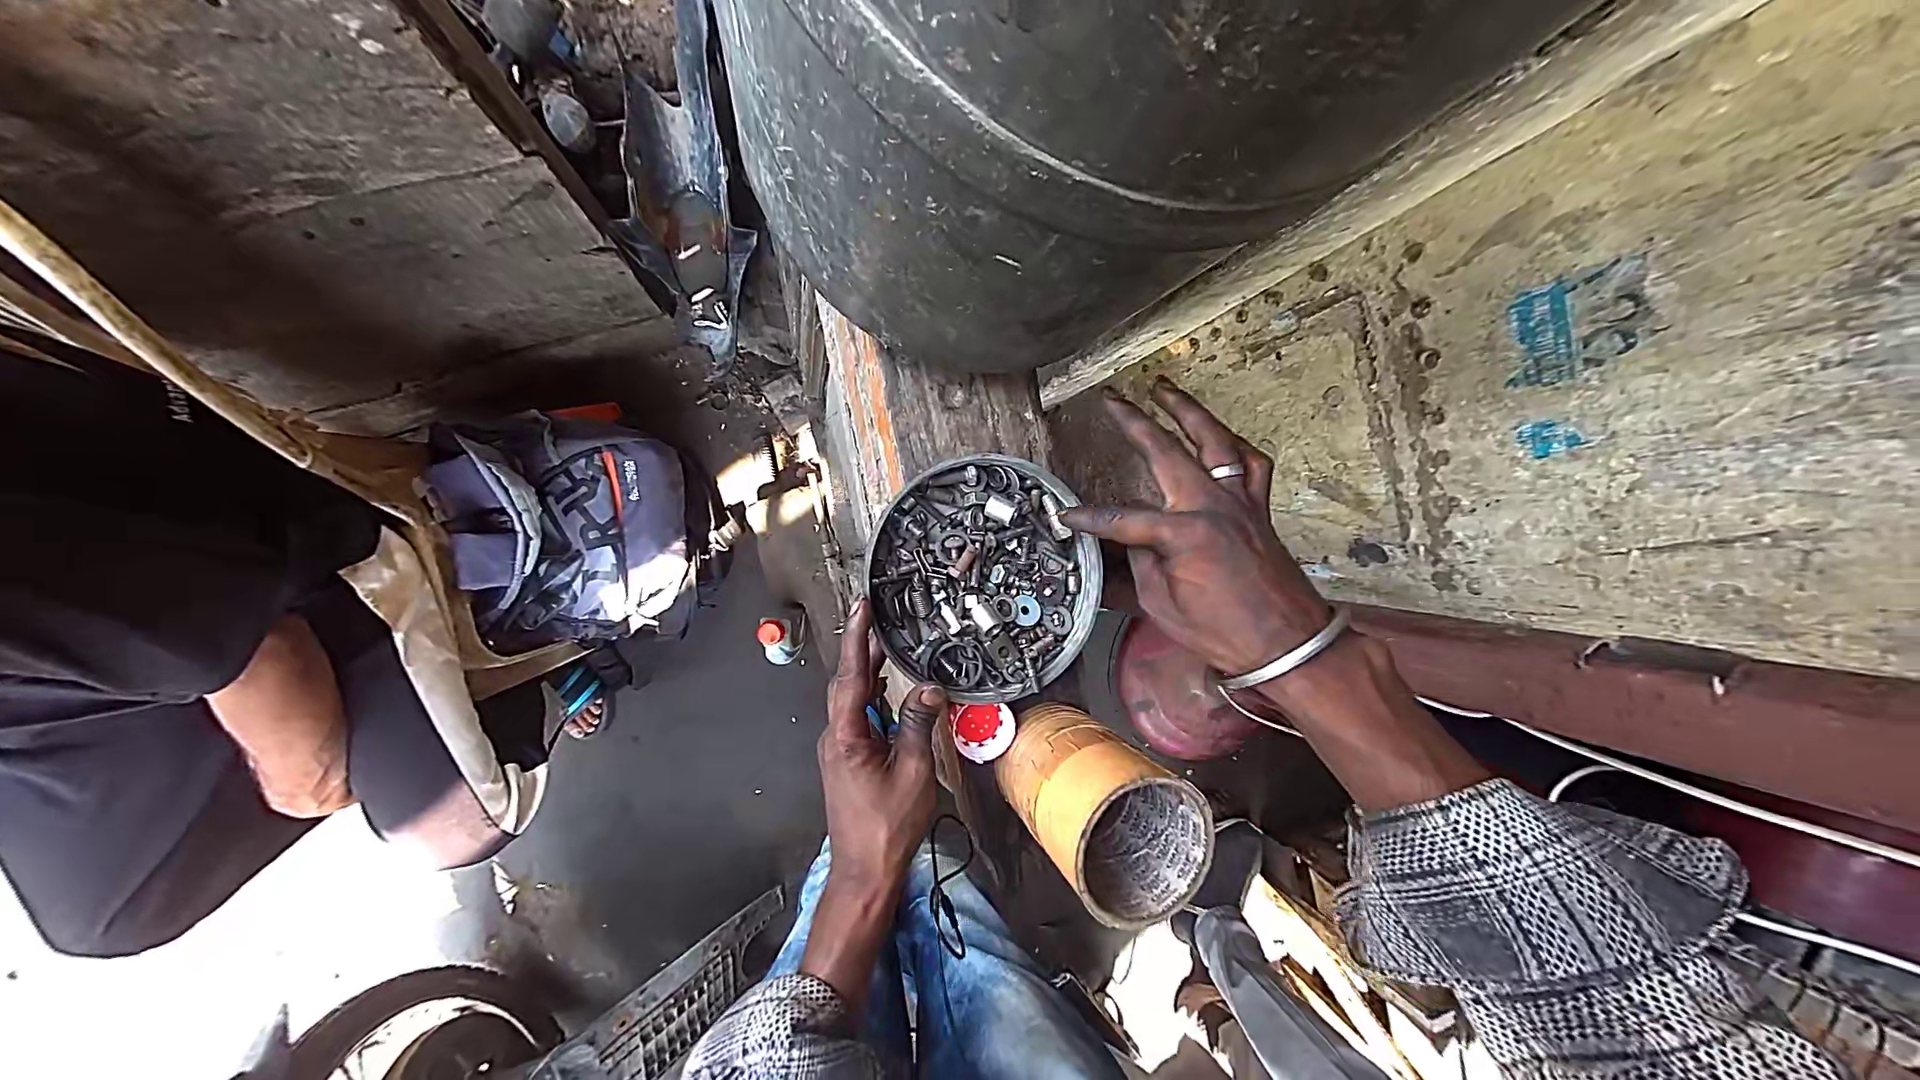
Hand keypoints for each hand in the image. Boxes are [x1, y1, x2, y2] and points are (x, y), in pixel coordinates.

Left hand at [819, 598, 947, 889]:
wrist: (865, 870)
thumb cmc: (885, 827)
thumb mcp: (912, 771)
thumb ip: (919, 725)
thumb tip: (928, 689)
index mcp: (846, 736)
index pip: (850, 675)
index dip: (857, 638)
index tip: (861, 609)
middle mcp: (837, 737)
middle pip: (848, 682)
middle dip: (861, 647)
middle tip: (875, 617)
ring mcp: (840, 748)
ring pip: (853, 699)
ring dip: (868, 671)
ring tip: (885, 644)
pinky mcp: (849, 758)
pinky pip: (860, 716)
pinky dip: (873, 695)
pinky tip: (888, 688)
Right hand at [1064, 379, 1491, 809]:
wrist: (1288, 644)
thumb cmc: (1224, 632)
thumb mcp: (1161, 604)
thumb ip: (1142, 561)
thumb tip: (1131, 538)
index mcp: (1186, 533)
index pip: (1124, 518)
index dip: (1091, 518)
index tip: (1067, 516)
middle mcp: (1215, 506)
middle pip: (1167, 451)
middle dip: (1135, 422)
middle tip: (1114, 399)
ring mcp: (1241, 502)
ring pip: (1215, 440)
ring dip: (1188, 411)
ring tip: (1166, 390)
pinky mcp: (1259, 508)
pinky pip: (1250, 463)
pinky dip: (1233, 443)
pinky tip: (1219, 435)